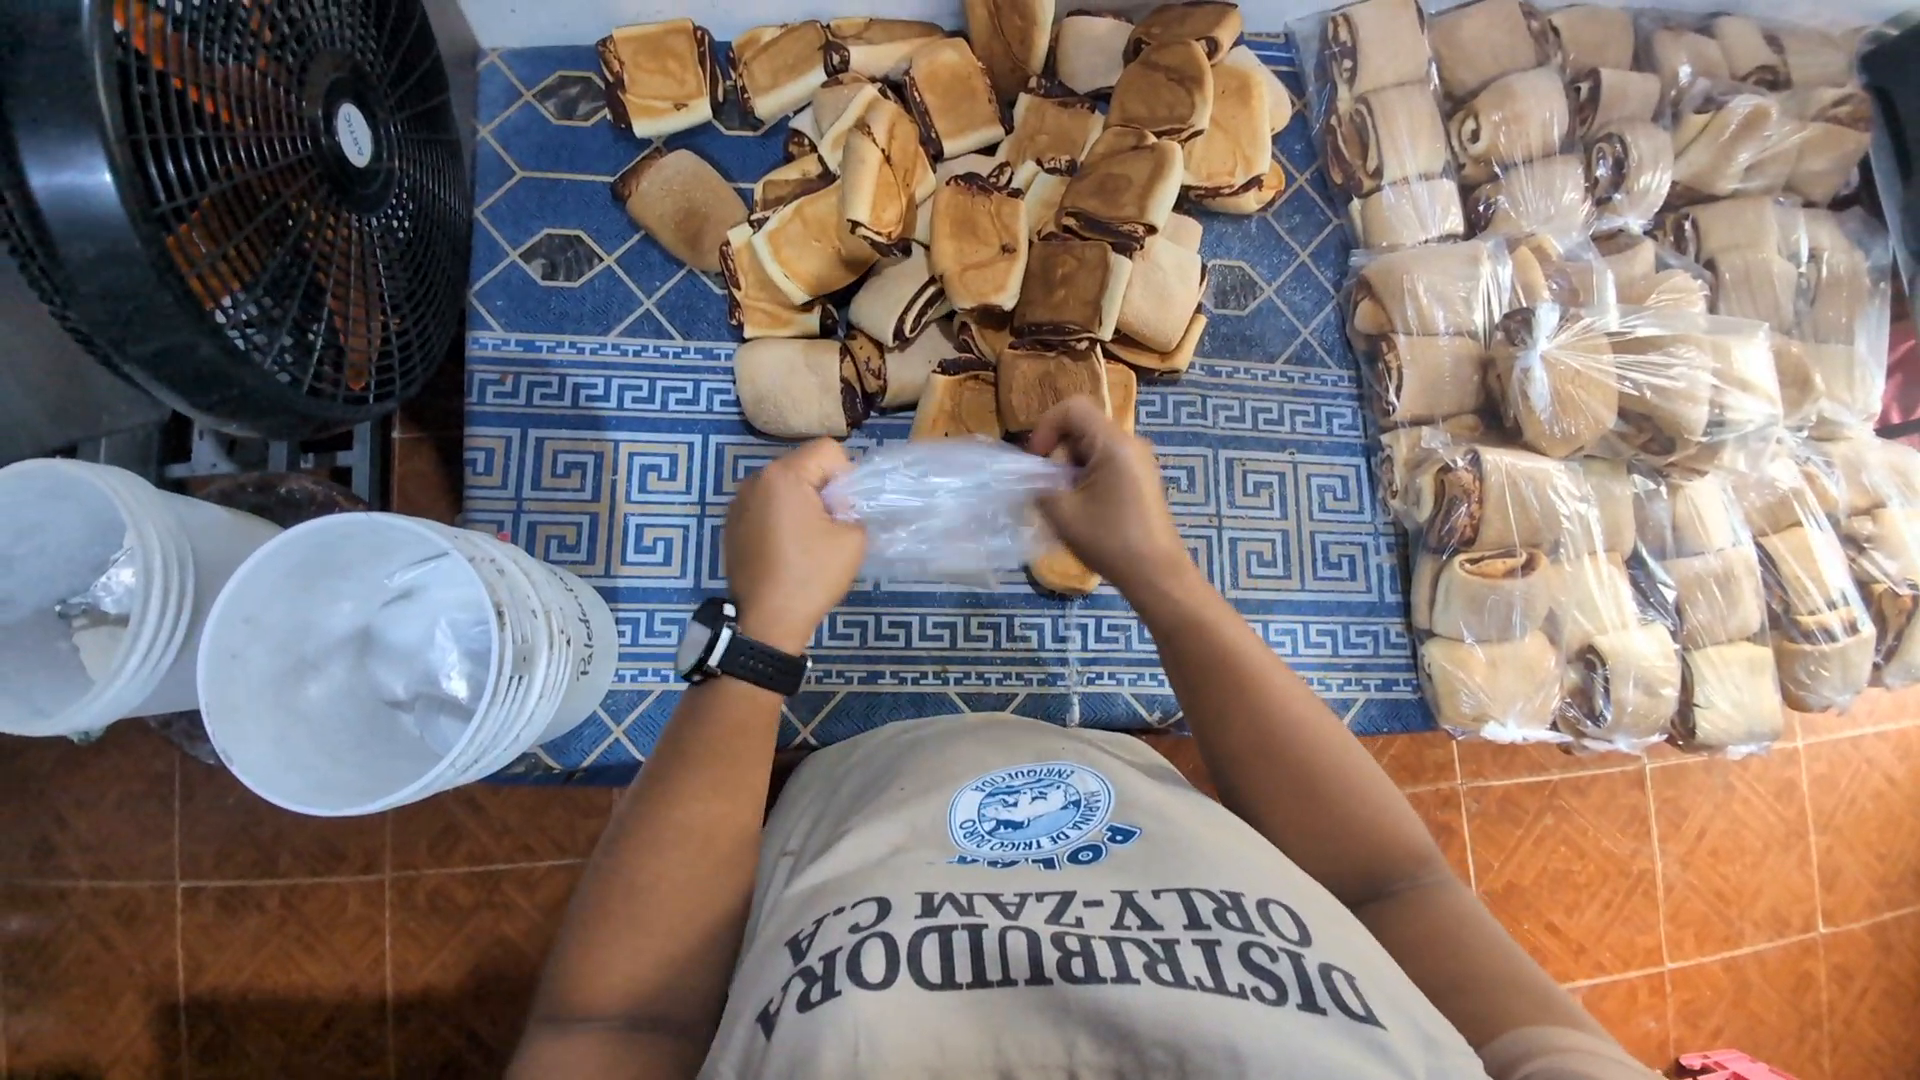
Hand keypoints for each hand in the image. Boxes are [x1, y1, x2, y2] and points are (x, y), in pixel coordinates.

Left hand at [725, 440, 864, 653]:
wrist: (767, 620)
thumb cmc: (811, 576)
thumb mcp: (854, 539)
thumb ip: (856, 508)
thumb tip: (842, 505)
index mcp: (784, 476)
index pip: (828, 450)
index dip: (846, 477)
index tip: (844, 511)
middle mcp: (756, 480)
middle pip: (804, 465)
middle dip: (823, 489)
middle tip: (829, 528)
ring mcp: (739, 502)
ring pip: (785, 485)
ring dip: (801, 503)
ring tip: (807, 541)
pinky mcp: (732, 523)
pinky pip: (767, 505)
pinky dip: (781, 517)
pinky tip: (786, 549)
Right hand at [1027, 397, 1191, 593]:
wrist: (1156, 574)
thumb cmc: (1110, 541)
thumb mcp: (1062, 513)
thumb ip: (1040, 486)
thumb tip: (1036, 479)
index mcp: (1113, 443)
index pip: (1072, 408)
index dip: (1045, 427)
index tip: (1036, 461)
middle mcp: (1131, 443)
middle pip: (1082, 427)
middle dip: (1057, 453)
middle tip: (1049, 488)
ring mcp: (1140, 462)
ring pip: (1093, 448)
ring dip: (1071, 469)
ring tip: (1066, 504)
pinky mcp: (1142, 480)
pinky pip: (1107, 463)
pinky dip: (1087, 478)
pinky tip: (1085, 511)